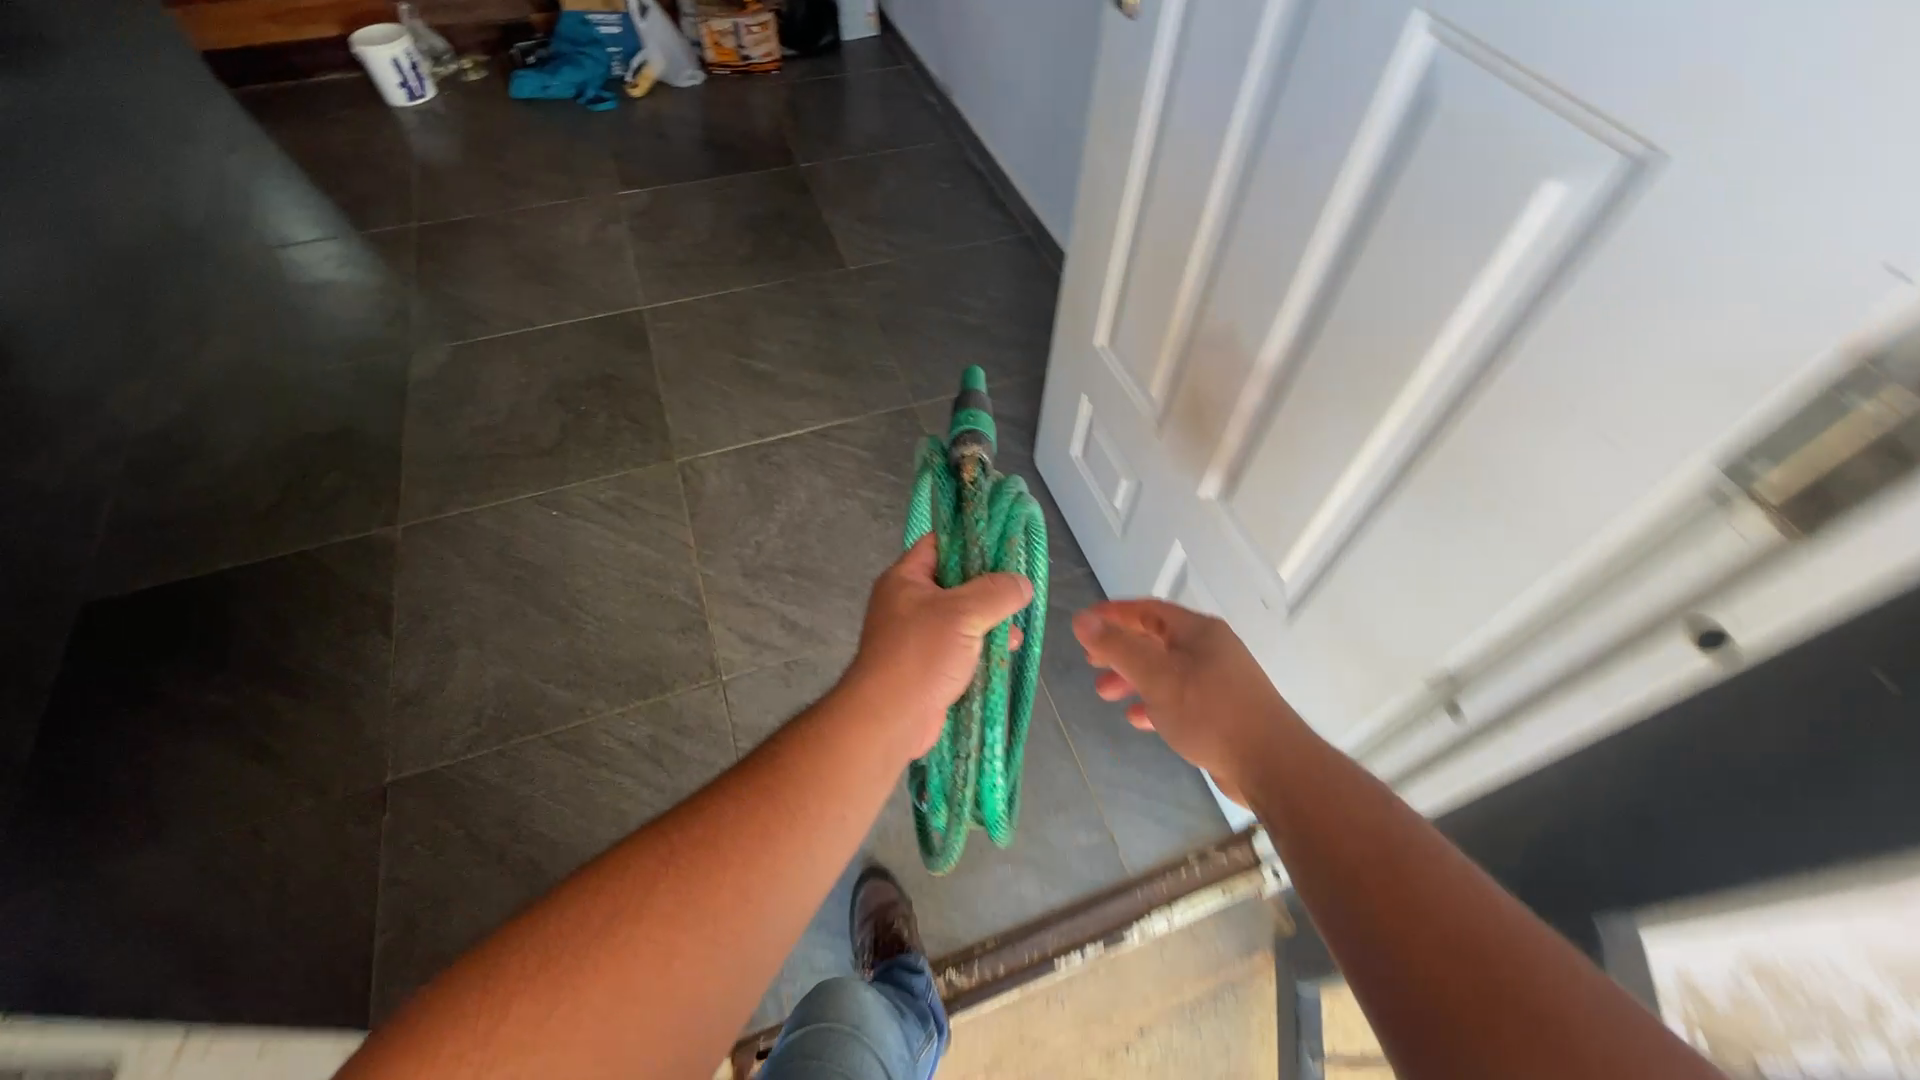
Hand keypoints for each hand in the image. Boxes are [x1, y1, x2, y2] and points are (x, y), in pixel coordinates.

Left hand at [841, 536, 1033, 760]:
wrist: (890, 718)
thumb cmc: (920, 655)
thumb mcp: (962, 613)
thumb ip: (996, 592)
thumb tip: (1022, 583)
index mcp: (906, 578)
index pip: (939, 543)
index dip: (971, 539)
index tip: (1006, 544)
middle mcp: (909, 602)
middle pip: (957, 581)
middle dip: (990, 588)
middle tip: (1019, 592)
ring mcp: (919, 635)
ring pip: (963, 617)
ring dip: (991, 621)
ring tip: (1015, 630)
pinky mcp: (930, 664)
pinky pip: (962, 645)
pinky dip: (983, 646)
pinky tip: (1006, 651)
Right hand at [1073, 599, 1303, 804]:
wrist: (1270, 764)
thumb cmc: (1209, 712)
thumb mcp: (1156, 676)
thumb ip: (1118, 647)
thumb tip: (1082, 619)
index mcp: (1198, 632)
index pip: (1148, 610)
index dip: (1113, 614)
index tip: (1084, 622)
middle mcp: (1210, 650)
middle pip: (1156, 640)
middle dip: (1120, 651)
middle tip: (1090, 664)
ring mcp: (1218, 681)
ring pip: (1165, 672)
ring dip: (1133, 680)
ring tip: (1105, 695)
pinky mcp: (1222, 712)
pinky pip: (1179, 698)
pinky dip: (1155, 704)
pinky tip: (1138, 720)